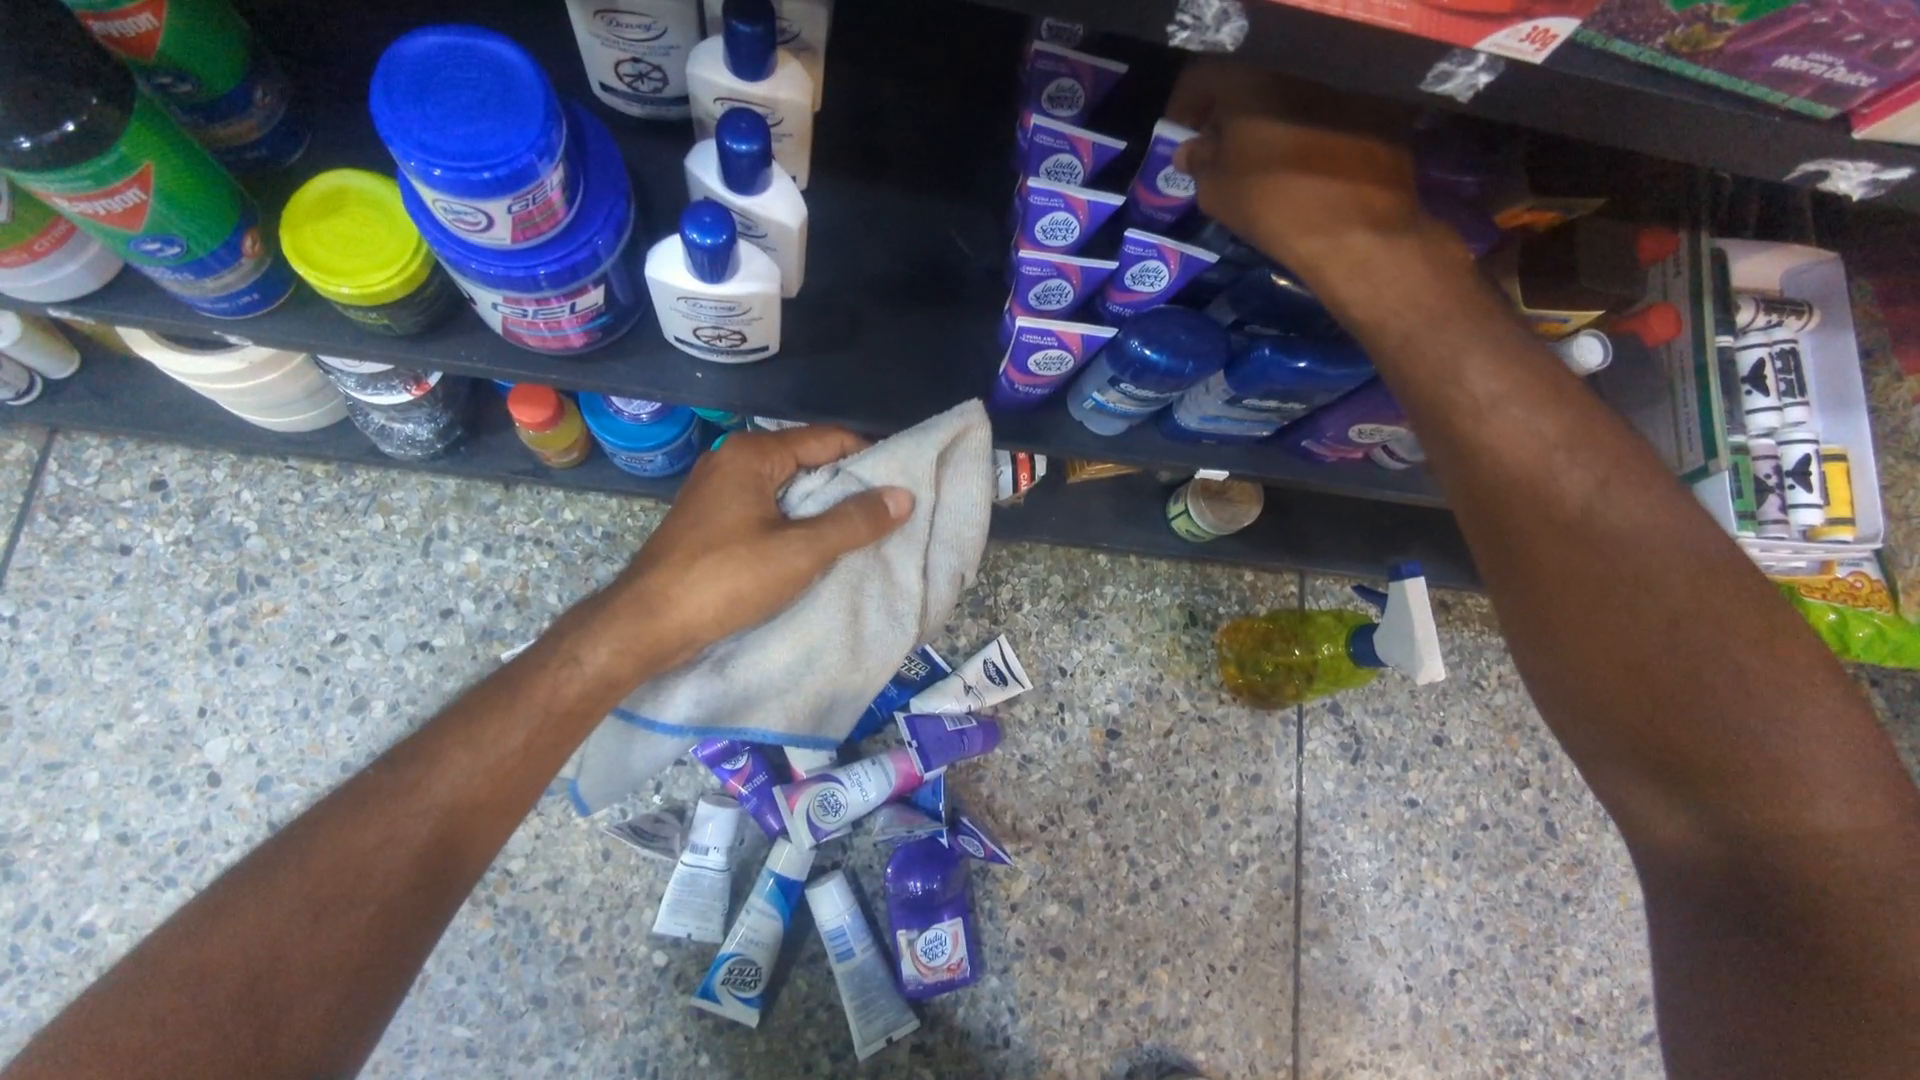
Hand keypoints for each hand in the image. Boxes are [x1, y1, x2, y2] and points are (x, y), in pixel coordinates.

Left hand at [612, 425, 912, 666]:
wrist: (646, 624)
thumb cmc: (725, 579)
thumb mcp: (800, 551)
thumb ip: (854, 521)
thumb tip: (903, 496)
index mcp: (752, 454)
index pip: (827, 438)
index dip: (869, 455)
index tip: (904, 479)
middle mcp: (732, 461)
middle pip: (806, 460)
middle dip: (848, 482)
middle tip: (889, 508)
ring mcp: (716, 492)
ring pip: (786, 488)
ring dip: (822, 505)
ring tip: (862, 529)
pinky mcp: (710, 522)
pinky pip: (766, 509)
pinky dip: (795, 522)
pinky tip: (817, 546)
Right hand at [1169, 60, 1462, 295]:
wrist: (1358, 230)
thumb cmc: (1273, 206)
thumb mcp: (1217, 192)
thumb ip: (1198, 162)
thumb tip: (1191, 150)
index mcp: (1250, 77)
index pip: (1201, 78)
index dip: (1185, 109)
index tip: (1181, 137)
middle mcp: (1297, 66)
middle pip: (1247, 81)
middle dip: (1227, 113)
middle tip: (1217, 149)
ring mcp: (1339, 82)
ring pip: (1288, 94)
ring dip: (1268, 119)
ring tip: (1260, 159)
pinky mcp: (1373, 102)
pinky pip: (1324, 109)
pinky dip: (1305, 128)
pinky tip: (1300, 162)